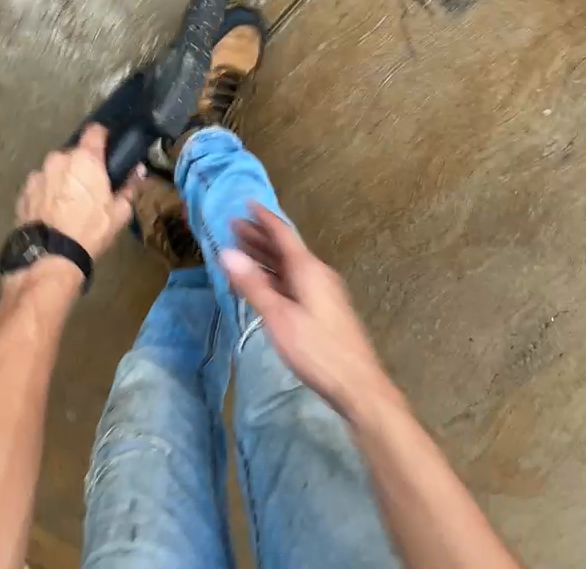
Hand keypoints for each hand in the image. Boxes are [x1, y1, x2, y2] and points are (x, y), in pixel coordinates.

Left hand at [14, 125, 135, 263]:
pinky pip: (39, 186)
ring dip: (61, 179)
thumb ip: (128, 187)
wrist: (51, 256)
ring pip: (54, 170)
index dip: (102, 136)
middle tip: (89, 186)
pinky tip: (51, 212)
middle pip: (73, 154)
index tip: (106, 147)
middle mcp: (58, 159)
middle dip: (80, 166)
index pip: (95, 130)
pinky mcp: (23, 192)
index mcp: (85, 159)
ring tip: (67, 203)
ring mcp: (37, 175)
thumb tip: (137, 171)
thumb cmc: (90, 230)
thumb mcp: (119, 213)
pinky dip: (46, 193)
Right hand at [221, 205, 393, 416]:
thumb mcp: (279, 317)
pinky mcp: (322, 308)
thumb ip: (253, 285)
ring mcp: (322, 291)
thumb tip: (227, 253)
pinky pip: (294, 281)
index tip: (246, 202)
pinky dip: (274, 276)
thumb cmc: (317, 349)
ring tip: (242, 250)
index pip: (283, 233)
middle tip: (234, 226)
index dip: (264, 218)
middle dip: (259, 237)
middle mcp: (316, 273)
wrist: (357, 384)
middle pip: (285, 248)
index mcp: (308, 268)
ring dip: (266, 257)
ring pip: (289, 266)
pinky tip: (262, 283)